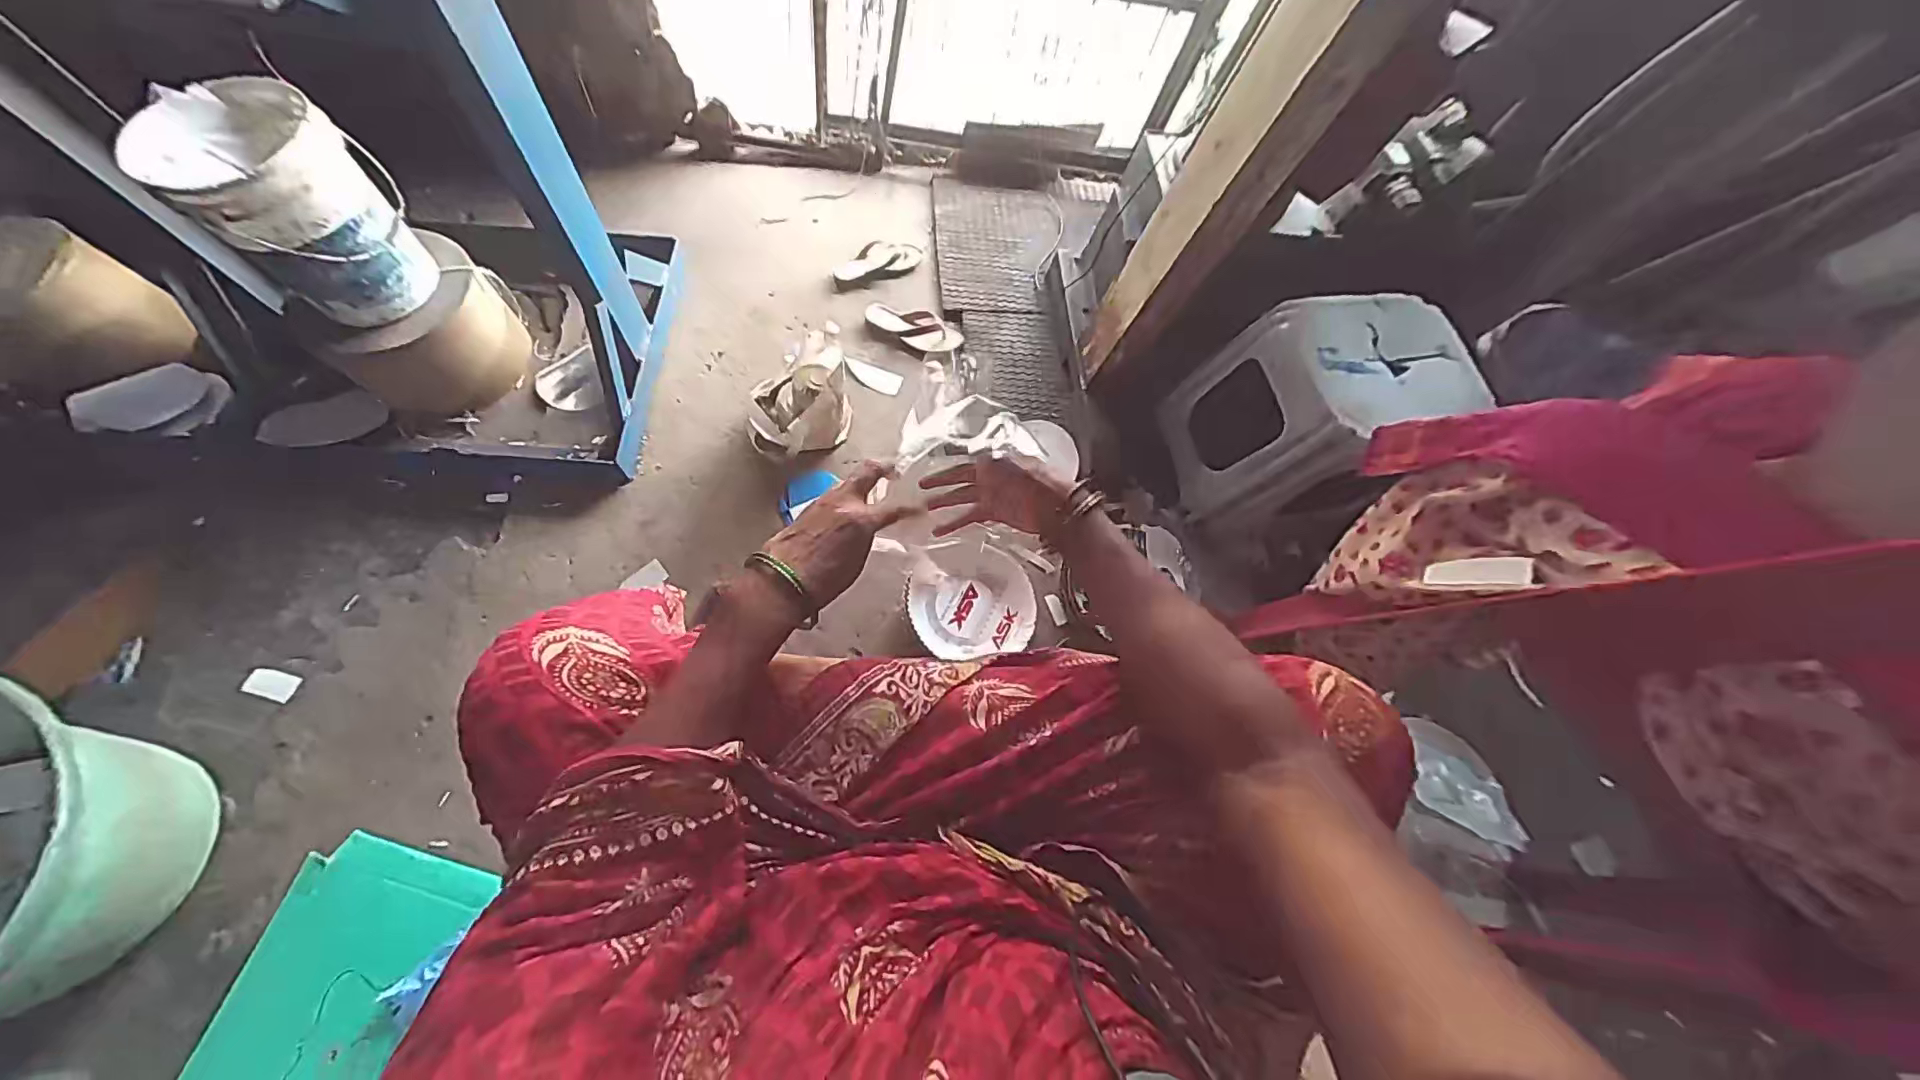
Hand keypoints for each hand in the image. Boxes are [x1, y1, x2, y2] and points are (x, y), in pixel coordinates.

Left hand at [761, 461, 918, 611]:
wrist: (782, 580)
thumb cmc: (822, 581)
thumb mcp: (857, 562)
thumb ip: (867, 538)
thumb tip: (869, 531)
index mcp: (861, 519)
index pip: (894, 509)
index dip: (910, 509)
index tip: (918, 508)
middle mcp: (843, 503)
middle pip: (867, 472)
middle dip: (884, 468)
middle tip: (893, 471)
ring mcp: (823, 502)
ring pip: (847, 482)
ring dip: (860, 483)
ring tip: (869, 491)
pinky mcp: (809, 508)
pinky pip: (833, 495)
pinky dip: (844, 497)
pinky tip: (846, 508)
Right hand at [919, 455, 1075, 539]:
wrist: (1056, 506)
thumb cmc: (1040, 483)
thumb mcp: (1016, 466)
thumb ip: (995, 464)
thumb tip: (979, 460)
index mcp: (993, 464)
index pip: (961, 468)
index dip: (943, 474)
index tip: (927, 478)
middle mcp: (989, 478)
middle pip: (958, 482)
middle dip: (940, 485)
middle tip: (922, 489)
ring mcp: (992, 496)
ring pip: (962, 499)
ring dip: (945, 504)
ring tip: (927, 509)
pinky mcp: (995, 512)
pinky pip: (970, 517)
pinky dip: (955, 523)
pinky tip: (942, 529)